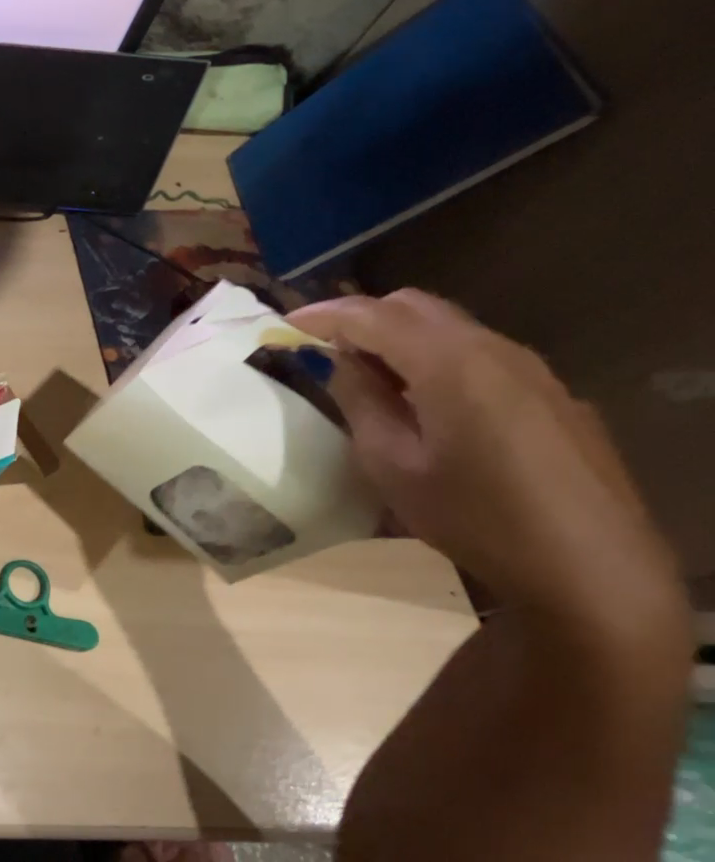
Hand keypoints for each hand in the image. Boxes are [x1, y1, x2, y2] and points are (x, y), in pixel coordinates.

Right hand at [288, 290, 678, 618]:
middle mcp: (495, 350)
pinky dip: (438, 358)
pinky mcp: (554, 397)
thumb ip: (360, 401)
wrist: (595, 572)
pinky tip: (427, 402)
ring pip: (451, 327)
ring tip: (369, 376)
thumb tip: (341, 362)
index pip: (371, 315)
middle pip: (415, 307)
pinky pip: (481, 355)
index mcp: (450, 363)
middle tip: (324, 349)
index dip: (322, 315)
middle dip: (363, 317)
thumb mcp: (392, 465)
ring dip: (401, 337)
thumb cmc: (477, 519)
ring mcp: (533, 371)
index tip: (284, 325)